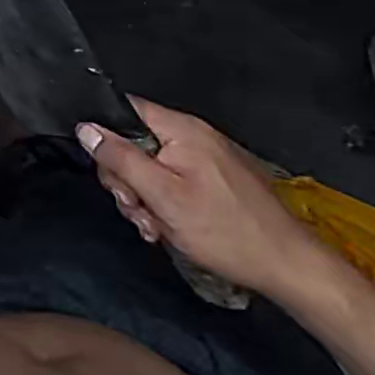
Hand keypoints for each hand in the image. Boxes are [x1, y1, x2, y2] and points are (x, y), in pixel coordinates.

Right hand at [78, 97, 322, 297]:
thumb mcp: (161, 195)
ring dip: (146, 198)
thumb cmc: (225, 230)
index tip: (109, 171)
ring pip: (154, 166)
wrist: (288, 265)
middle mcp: (195, 134)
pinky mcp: (217, 179)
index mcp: (181, 129)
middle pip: (137, 143)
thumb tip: (86, 129)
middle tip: (138, 211)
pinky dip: (167, 203)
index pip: (127, 110)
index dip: (106, 136)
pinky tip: (171, 228)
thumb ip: (121, 159)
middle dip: (128, 179)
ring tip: (157, 228)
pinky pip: (176, 180)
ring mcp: (208, 157)